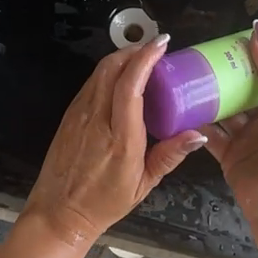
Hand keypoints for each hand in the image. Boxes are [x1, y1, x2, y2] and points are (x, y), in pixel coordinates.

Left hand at [23, 35, 206, 247]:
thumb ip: (170, 155)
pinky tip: (122, 77)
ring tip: (141, 57)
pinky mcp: (70, 114)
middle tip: (155, 47)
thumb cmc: (105, 201)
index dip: (145, 59)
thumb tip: (198, 133)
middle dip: (134, 50)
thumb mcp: (144, 184)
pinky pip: (91, 83)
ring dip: (121, 57)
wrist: (59, 213)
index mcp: (121, 139)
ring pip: (99, 72)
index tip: (162, 44)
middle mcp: (97, 120)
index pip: (130, 86)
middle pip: (112, 69)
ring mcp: (79, 114)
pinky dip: (109, 71)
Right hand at [200, 21, 257, 230]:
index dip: (252, 56)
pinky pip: (211, 135)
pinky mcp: (230, 157)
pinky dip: (197, 124)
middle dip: (225, 75)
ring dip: (209, 96)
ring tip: (186, 75)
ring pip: (225, 111)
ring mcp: (248, 140)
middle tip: (201, 54)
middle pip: (243, 91)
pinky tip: (181, 108)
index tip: (230, 38)